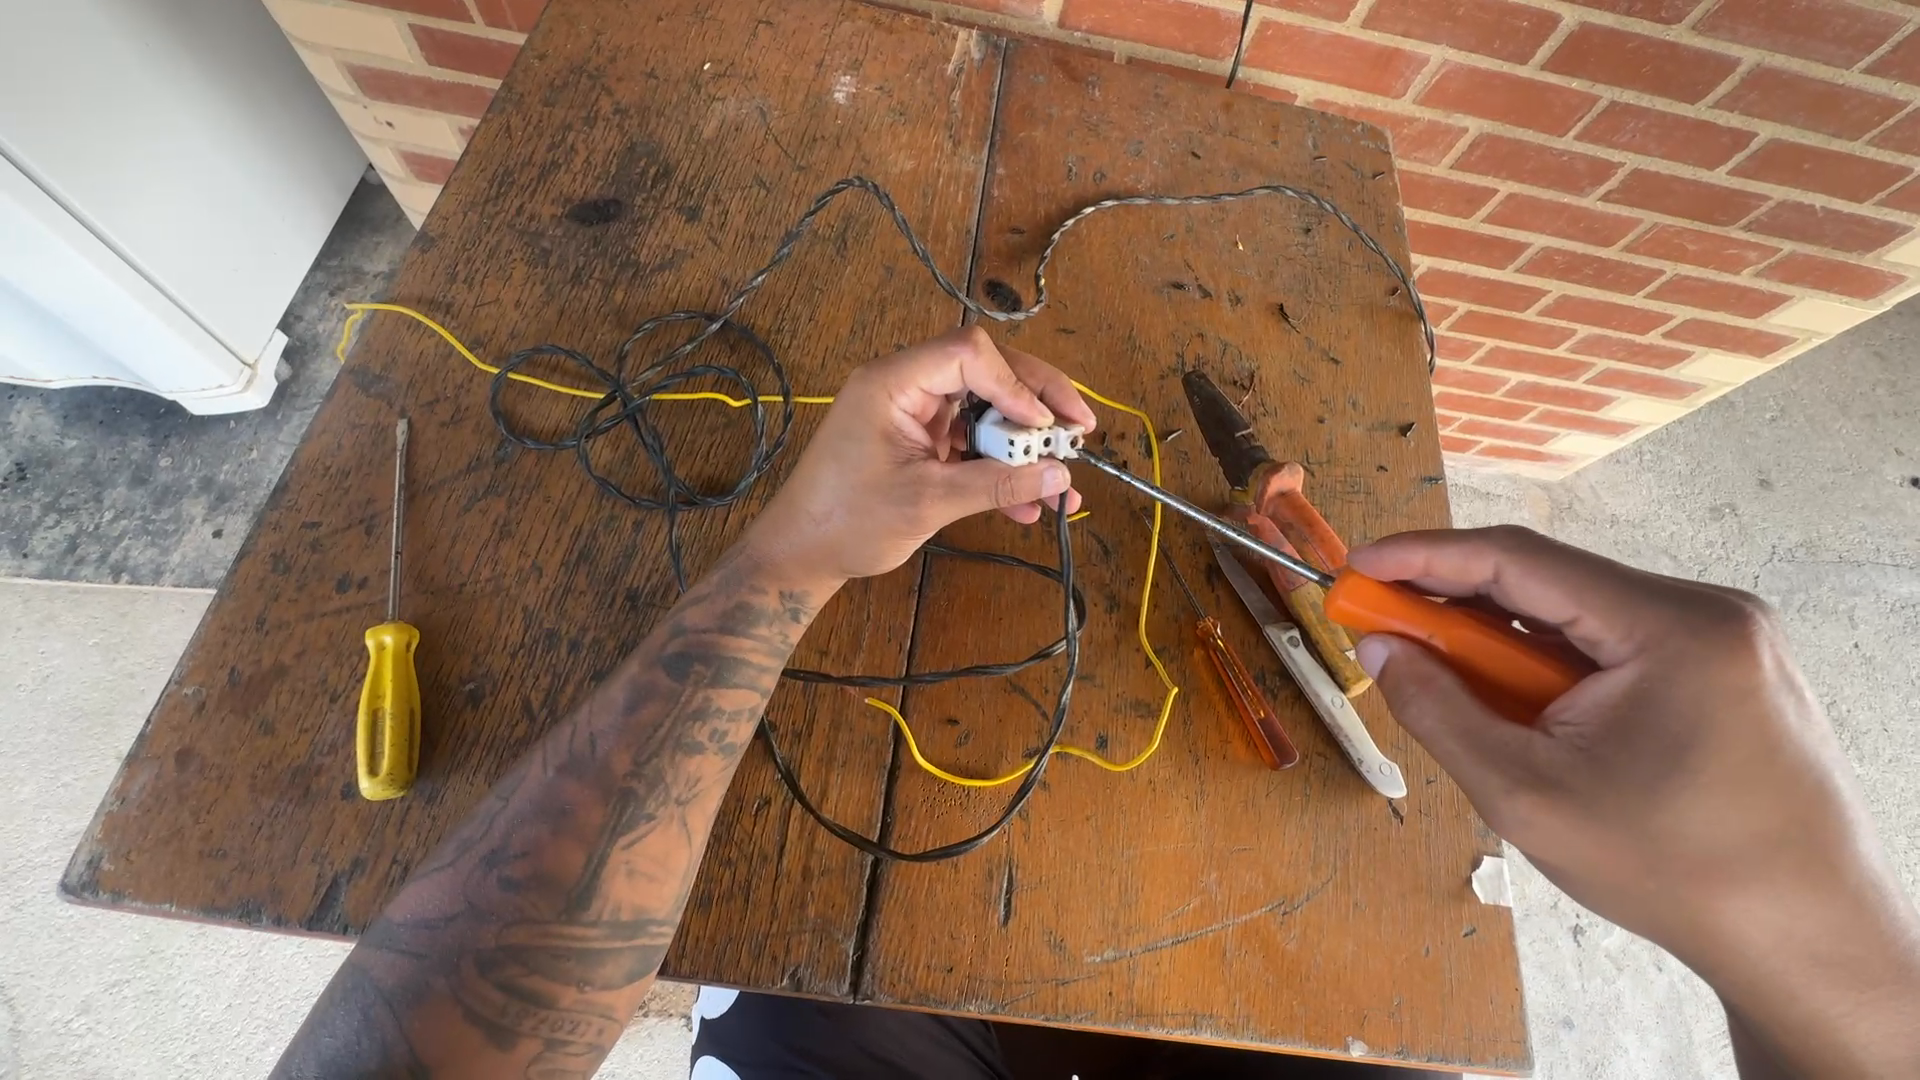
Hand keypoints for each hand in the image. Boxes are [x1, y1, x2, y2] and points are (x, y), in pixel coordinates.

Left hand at [739, 327, 1095, 584]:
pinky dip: (997, 470)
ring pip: (984, 413)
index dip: (1017, 384)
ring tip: (1061, 481)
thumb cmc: (849, 523)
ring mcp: (915, 417)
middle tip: (1080, 430)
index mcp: (894, 383)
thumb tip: (1060, 476)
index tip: (1046, 425)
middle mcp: (906, 388)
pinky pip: (970, 445)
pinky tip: (1027, 504)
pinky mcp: (920, 445)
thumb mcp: (928, 503)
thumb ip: (996, 484)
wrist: (803, 554)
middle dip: (1035, 405)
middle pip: (986, 374)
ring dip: (1022, 447)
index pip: (969, 353)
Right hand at [1348, 526, 1919, 1075]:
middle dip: (1447, 597)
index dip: (1423, 555)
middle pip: (1541, 581)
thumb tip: (1376, 648)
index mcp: (1673, 629)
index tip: (1356, 564)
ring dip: (1487, 635)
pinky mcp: (1708, 671)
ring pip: (1563, 613)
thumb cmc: (1674, 871)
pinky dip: (1528, 661)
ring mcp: (1713, 642)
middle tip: (1374, 614)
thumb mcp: (1521, 792)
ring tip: (1426, 663)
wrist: (1809, 948)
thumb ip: (1434, 709)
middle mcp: (1702, 615)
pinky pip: (1592, 643)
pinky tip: (1495, 693)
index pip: (1519, 561)